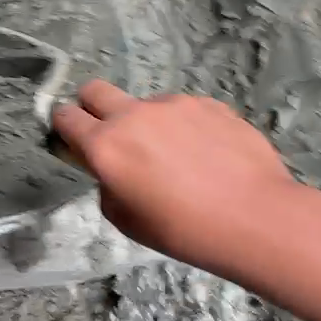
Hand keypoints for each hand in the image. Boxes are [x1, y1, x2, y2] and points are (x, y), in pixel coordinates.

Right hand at [52, 80, 302, 273]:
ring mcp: (172, 105)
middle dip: (93, 108)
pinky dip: (181, 126)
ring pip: (143, 103)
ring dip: (145, 122)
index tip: (76, 144)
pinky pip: (181, 110)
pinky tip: (204, 154)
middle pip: (93, 90)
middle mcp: (132, 116)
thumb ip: (107, 183)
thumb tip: (114, 169)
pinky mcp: (208, 104)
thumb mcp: (123, 218)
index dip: (65, 129)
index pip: (64, 116)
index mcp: (104, 146)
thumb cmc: (181, 230)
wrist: (255, 217)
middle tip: (114, 139)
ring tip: (175, 157)